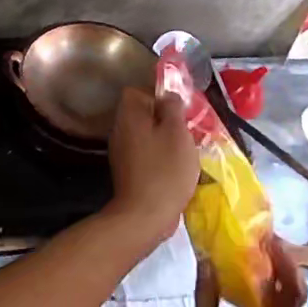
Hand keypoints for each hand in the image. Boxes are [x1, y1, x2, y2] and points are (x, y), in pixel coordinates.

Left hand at [105, 88, 197, 242]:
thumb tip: (167, 95)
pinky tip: (176, 166)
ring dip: (165, 138)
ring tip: (186, 148)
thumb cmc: (165, 169)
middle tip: (187, 128)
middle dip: (166, 118)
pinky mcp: (128, 171)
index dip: (159, 94)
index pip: (138, 91)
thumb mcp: (176, 132)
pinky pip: (146, 152)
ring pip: (146, 134)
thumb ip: (172, 107)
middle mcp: (120, 129)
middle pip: (142, 113)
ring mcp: (121, 151)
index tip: (179, 107)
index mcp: (129, 115)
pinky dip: (160, 155)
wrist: (145, 215)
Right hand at [189, 235, 306, 306]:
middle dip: (284, 261)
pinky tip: (249, 280)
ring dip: (278, 273)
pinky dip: (270, 287)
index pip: (291, 287)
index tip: (268, 238)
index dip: (284, 260)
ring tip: (256, 253)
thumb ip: (207, 296)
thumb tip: (207, 261)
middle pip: (295, 288)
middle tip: (263, 240)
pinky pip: (278, 306)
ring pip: (288, 297)